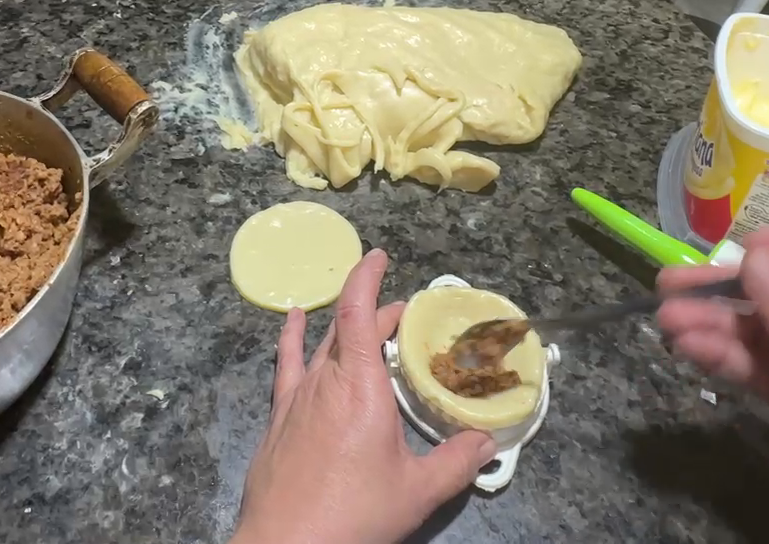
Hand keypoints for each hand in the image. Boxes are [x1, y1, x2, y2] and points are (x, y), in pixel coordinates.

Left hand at [232, 249, 495, 543]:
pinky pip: (287, 360)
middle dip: (377, 311)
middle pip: (347, 324)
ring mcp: (298, 392)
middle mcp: (325, 375)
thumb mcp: (416, 492)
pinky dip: (292, 334)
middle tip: (403, 314)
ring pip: (322, 341)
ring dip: (347, 325)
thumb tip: (488, 443)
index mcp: (359, 383)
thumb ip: (455, 463)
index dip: (367, 276)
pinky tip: (292, 319)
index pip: (358, 309)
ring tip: (369, 319)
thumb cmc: (354, 512)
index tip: (379, 255)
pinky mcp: (280, 411)